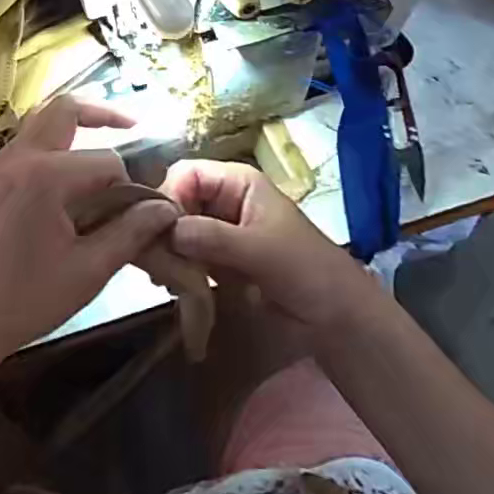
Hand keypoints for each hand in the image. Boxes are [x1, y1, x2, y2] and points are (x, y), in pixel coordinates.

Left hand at [0, 96, 179, 374]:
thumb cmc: (22, 300)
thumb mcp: (87, 271)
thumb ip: (130, 233)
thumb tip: (164, 209)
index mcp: (46, 175)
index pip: (106, 162)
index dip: (130, 187)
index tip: (140, 217)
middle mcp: (20, 157)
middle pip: (65, 109)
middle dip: (102, 114)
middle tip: (132, 127)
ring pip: (41, 121)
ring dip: (74, 125)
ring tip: (101, 148)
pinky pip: (26, 143)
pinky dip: (52, 144)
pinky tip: (68, 180)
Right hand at [163, 160, 378, 328]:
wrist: (337, 319)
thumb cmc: (308, 271)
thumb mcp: (262, 250)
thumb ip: (214, 237)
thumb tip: (168, 230)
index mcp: (237, 182)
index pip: (186, 173)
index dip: (169, 195)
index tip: (161, 230)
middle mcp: (223, 201)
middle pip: (175, 200)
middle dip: (163, 227)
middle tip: (156, 261)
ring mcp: (218, 232)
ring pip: (175, 230)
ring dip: (166, 251)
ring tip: (165, 279)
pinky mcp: (216, 261)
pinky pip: (184, 256)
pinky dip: (175, 268)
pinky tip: (173, 287)